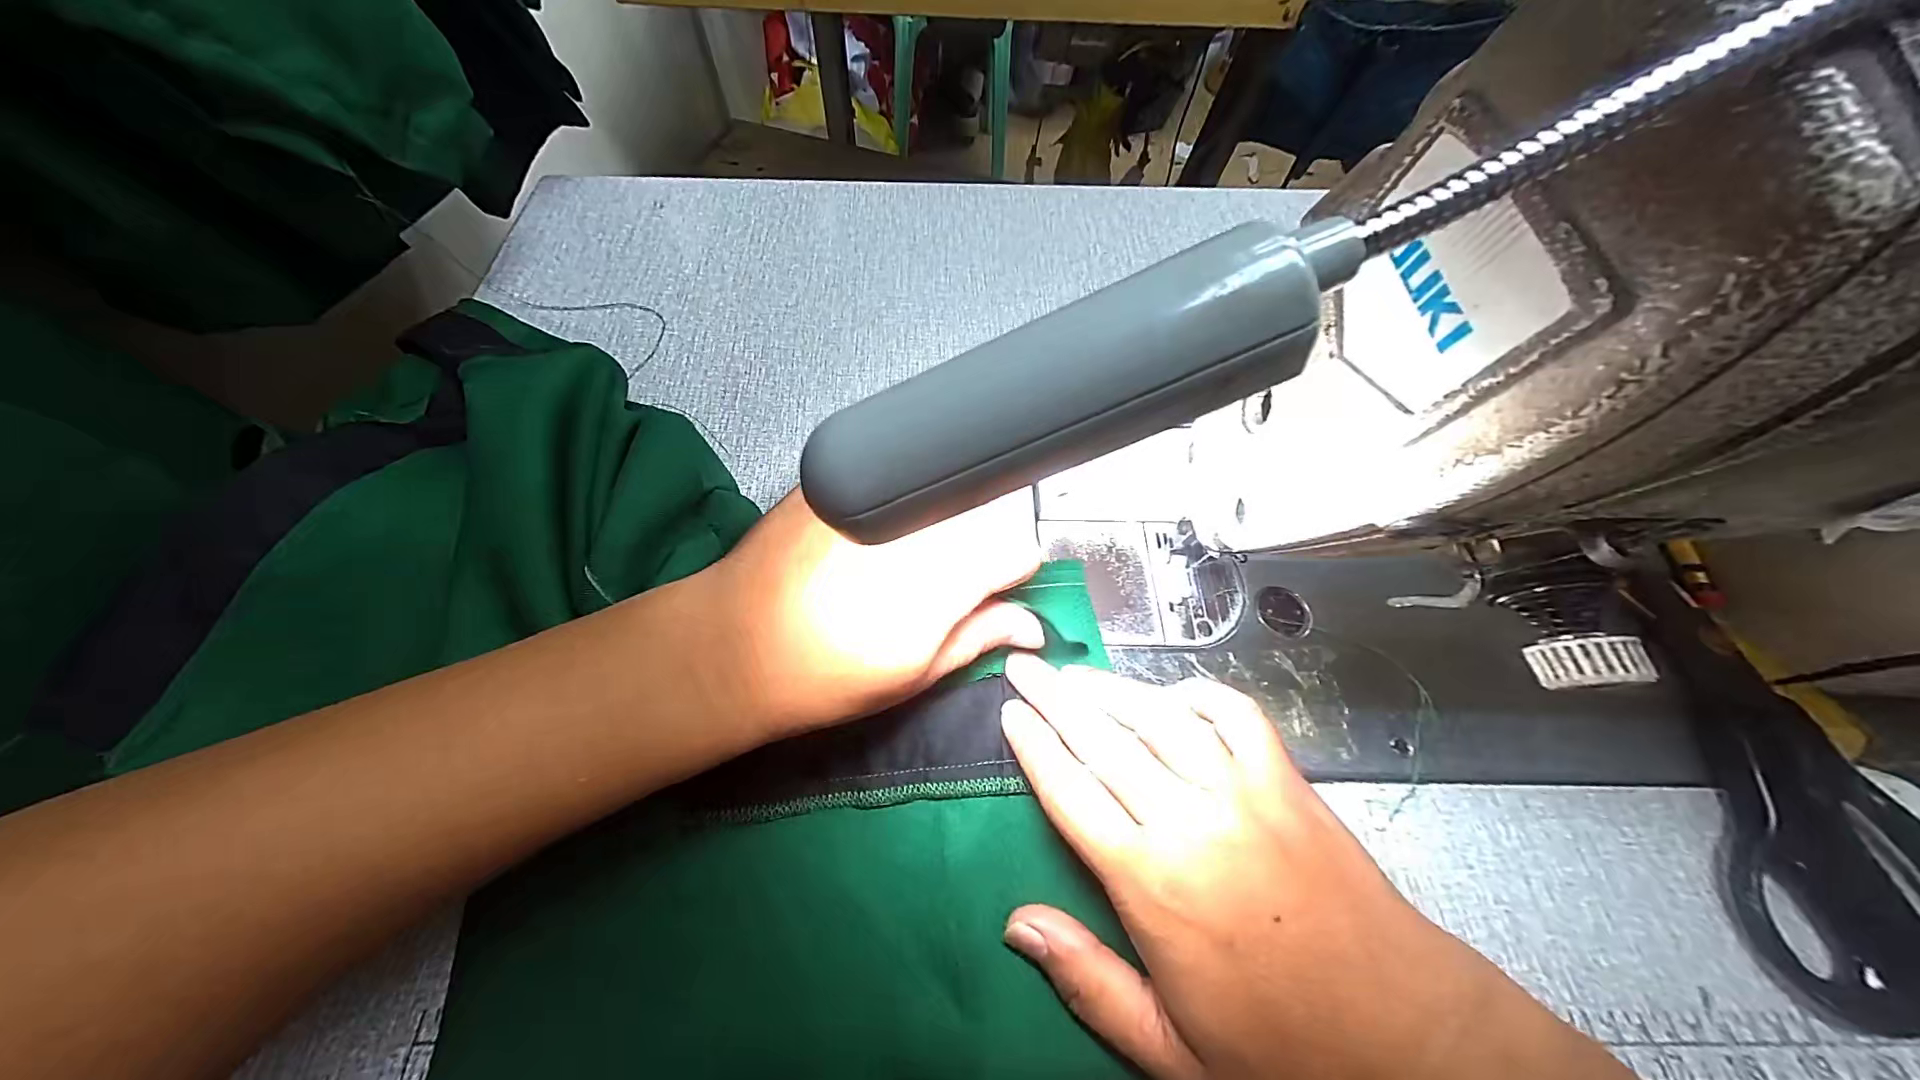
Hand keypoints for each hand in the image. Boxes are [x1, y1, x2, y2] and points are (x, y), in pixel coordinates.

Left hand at [700, 489, 1044, 735]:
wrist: (730, 648)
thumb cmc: (818, 679)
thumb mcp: (909, 678)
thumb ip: (978, 639)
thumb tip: (1031, 626)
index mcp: (931, 588)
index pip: (1015, 550)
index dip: (1015, 571)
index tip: (1004, 585)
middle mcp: (904, 534)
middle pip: (982, 517)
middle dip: (979, 548)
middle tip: (945, 582)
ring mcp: (867, 500)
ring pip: (941, 497)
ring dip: (941, 526)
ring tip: (900, 567)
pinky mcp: (835, 482)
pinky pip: (895, 484)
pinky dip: (901, 510)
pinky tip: (870, 546)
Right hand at [997, 655, 1630, 1079]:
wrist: (1410, 1043)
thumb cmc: (1280, 1050)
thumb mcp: (1169, 1049)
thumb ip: (1087, 980)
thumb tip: (1016, 923)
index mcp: (1152, 883)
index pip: (1072, 793)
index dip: (1035, 747)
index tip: (1011, 713)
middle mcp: (1191, 821)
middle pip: (1105, 740)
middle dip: (1056, 698)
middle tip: (1025, 666)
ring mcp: (1244, 794)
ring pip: (1162, 719)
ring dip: (1113, 689)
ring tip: (1078, 674)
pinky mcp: (1289, 785)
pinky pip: (1237, 717)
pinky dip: (1201, 695)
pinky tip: (1174, 694)